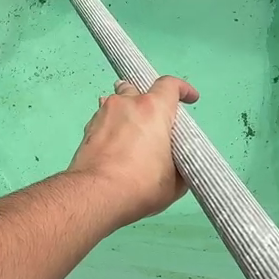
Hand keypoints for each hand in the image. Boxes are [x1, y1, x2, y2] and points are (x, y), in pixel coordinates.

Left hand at [65, 76, 198, 226]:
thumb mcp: (175, 181)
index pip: (169, 85)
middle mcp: (126, 103)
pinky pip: (104, 118)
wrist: (96, 193)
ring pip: (117, 102)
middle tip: (155, 122)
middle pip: (138, 90)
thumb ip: (178, 163)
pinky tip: (116, 146)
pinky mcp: (88, 127)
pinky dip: (113, 126)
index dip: (182, 89)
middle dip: (148, 101)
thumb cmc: (142, 185)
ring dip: (127, 112)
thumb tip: (172, 162)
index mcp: (152, 110)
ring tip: (134, 133)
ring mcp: (103, 113)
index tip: (190, 98)